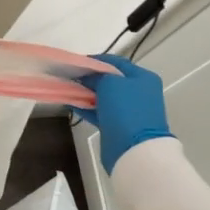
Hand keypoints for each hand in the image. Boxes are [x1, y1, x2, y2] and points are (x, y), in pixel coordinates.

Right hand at [71, 54, 172, 173]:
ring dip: (86, 92)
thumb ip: (97, 75)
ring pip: (103, 96)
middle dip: (90, 77)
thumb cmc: (125, 109)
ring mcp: (129, 110)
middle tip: (69, 75)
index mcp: (142, 78)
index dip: (95, 61)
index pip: (116, 62)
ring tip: (67, 88)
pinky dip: (86, 106)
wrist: (134, 149)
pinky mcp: (118, 125)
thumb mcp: (110, 83)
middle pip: (110, 79)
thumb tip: (87, 77)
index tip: (76, 62)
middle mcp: (138, 92)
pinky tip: (71, 102)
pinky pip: (100, 111)